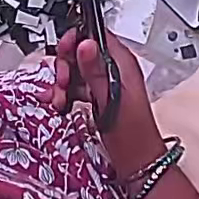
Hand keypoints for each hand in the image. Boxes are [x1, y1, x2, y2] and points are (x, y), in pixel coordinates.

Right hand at [41, 27, 166, 176]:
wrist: (137, 163)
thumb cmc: (131, 135)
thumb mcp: (109, 99)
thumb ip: (95, 71)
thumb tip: (85, 44)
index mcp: (122, 64)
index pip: (96, 34)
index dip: (76, 39)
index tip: (64, 52)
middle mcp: (114, 69)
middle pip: (81, 51)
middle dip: (65, 64)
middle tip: (63, 81)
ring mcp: (105, 82)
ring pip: (76, 69)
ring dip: (62, 81)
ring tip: (61, 98)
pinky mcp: (98, 95)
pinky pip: (76, 85)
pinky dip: (66, 92)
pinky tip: (62, 103)